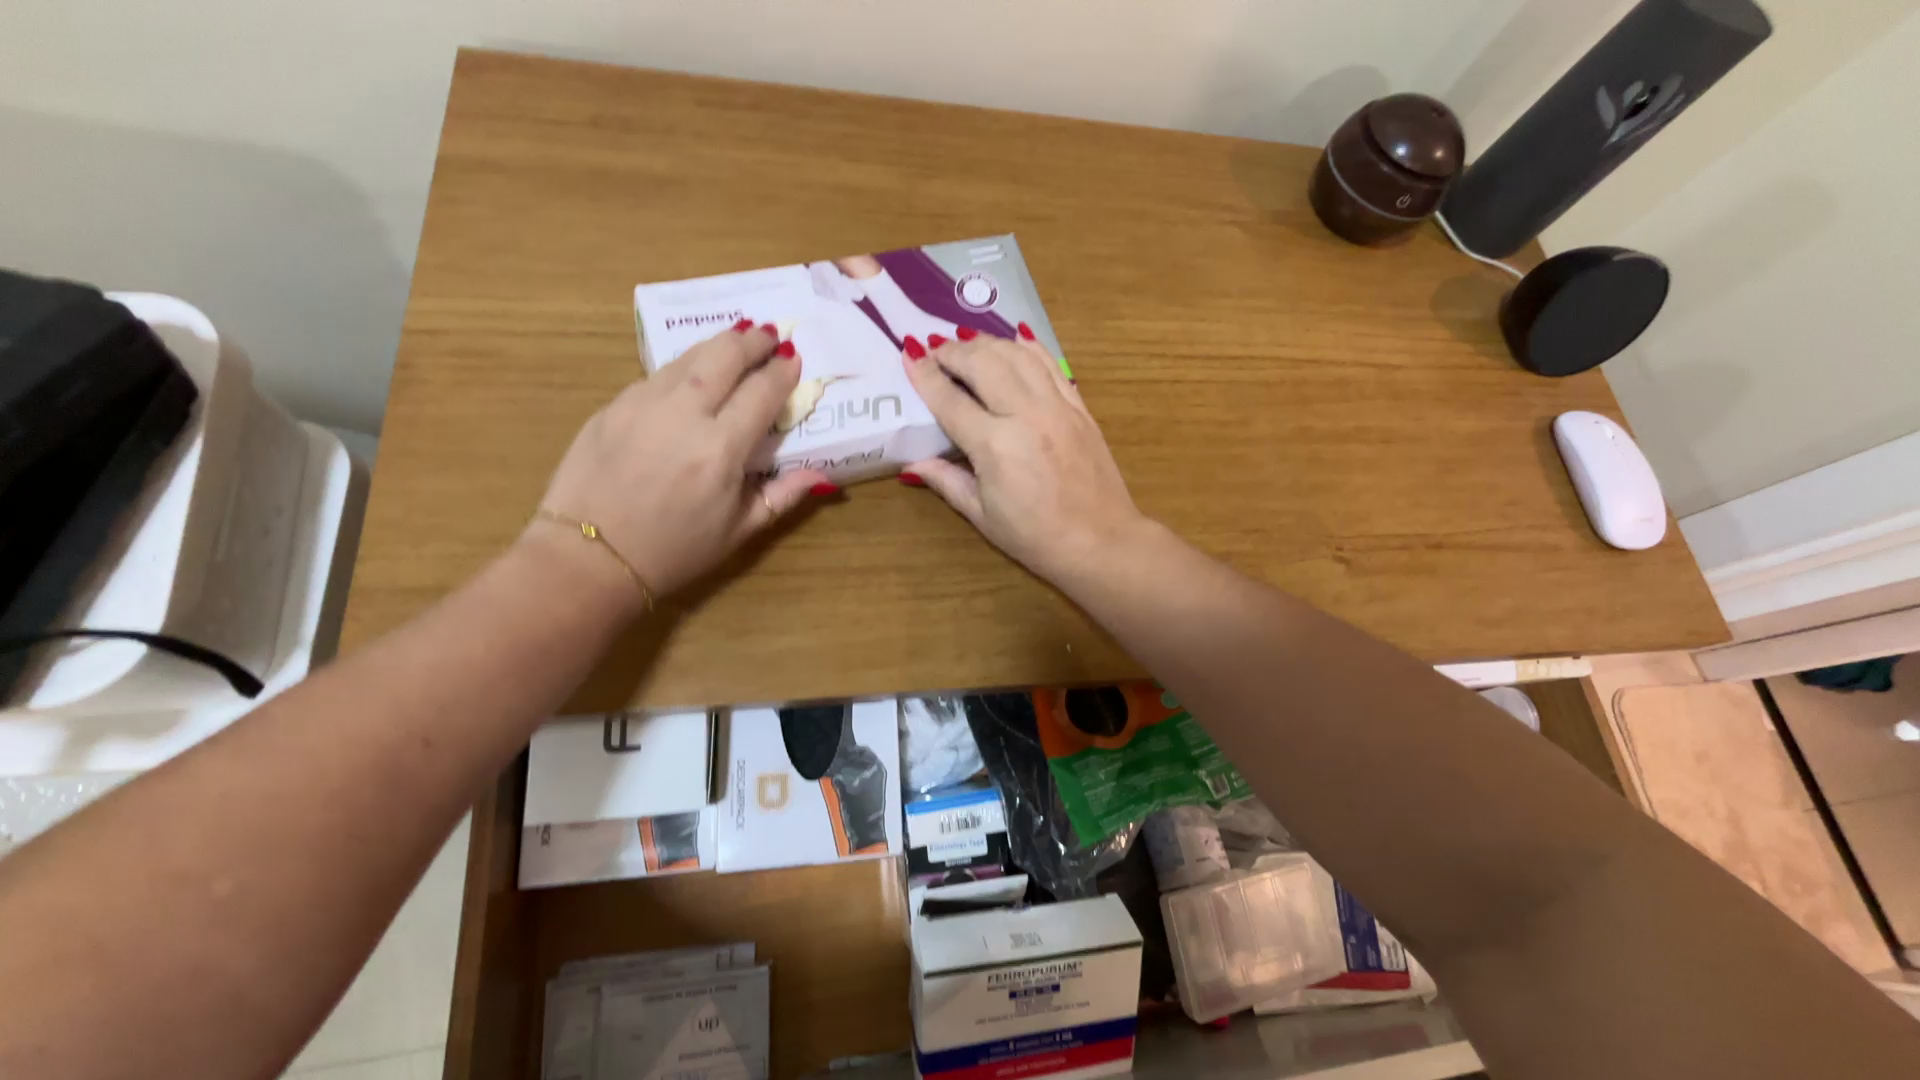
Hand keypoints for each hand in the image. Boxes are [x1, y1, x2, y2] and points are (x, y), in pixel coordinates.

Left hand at [530, 322, 831, 606]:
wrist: (588, 559)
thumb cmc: (672, 552)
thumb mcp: (737, 533)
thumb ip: (782, 496)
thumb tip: (821, 473)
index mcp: (720, 450)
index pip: (762, 392)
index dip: (782, 371)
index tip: (794, 360)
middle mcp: (683, 415)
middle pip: (725, 356)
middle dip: (753, 340)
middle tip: (769, 334)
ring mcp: (642, 404)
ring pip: (688, 357)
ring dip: (718, 344)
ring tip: (736, 340)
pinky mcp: (612, 406)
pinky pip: (656, 375)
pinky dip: (682, 367)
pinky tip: (690, 375)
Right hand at [900, 328, 1146, 580]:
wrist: (1100, 541)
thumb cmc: (1035, 537)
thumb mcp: (981, 515)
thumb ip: (946, 481)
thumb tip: (912, 463)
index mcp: (995, 446)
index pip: (950, 399)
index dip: (924, 375)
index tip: (908, 356)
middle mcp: (1026, 415)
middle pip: (983, 362)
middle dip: (953, 351)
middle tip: (936, 353)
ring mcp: (1057, 406)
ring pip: (1017, 354)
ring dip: (987, 343)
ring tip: (968, 347)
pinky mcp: (1079, 406)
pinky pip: (1050, 363)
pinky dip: (1026, 348)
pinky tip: (1011, 345)